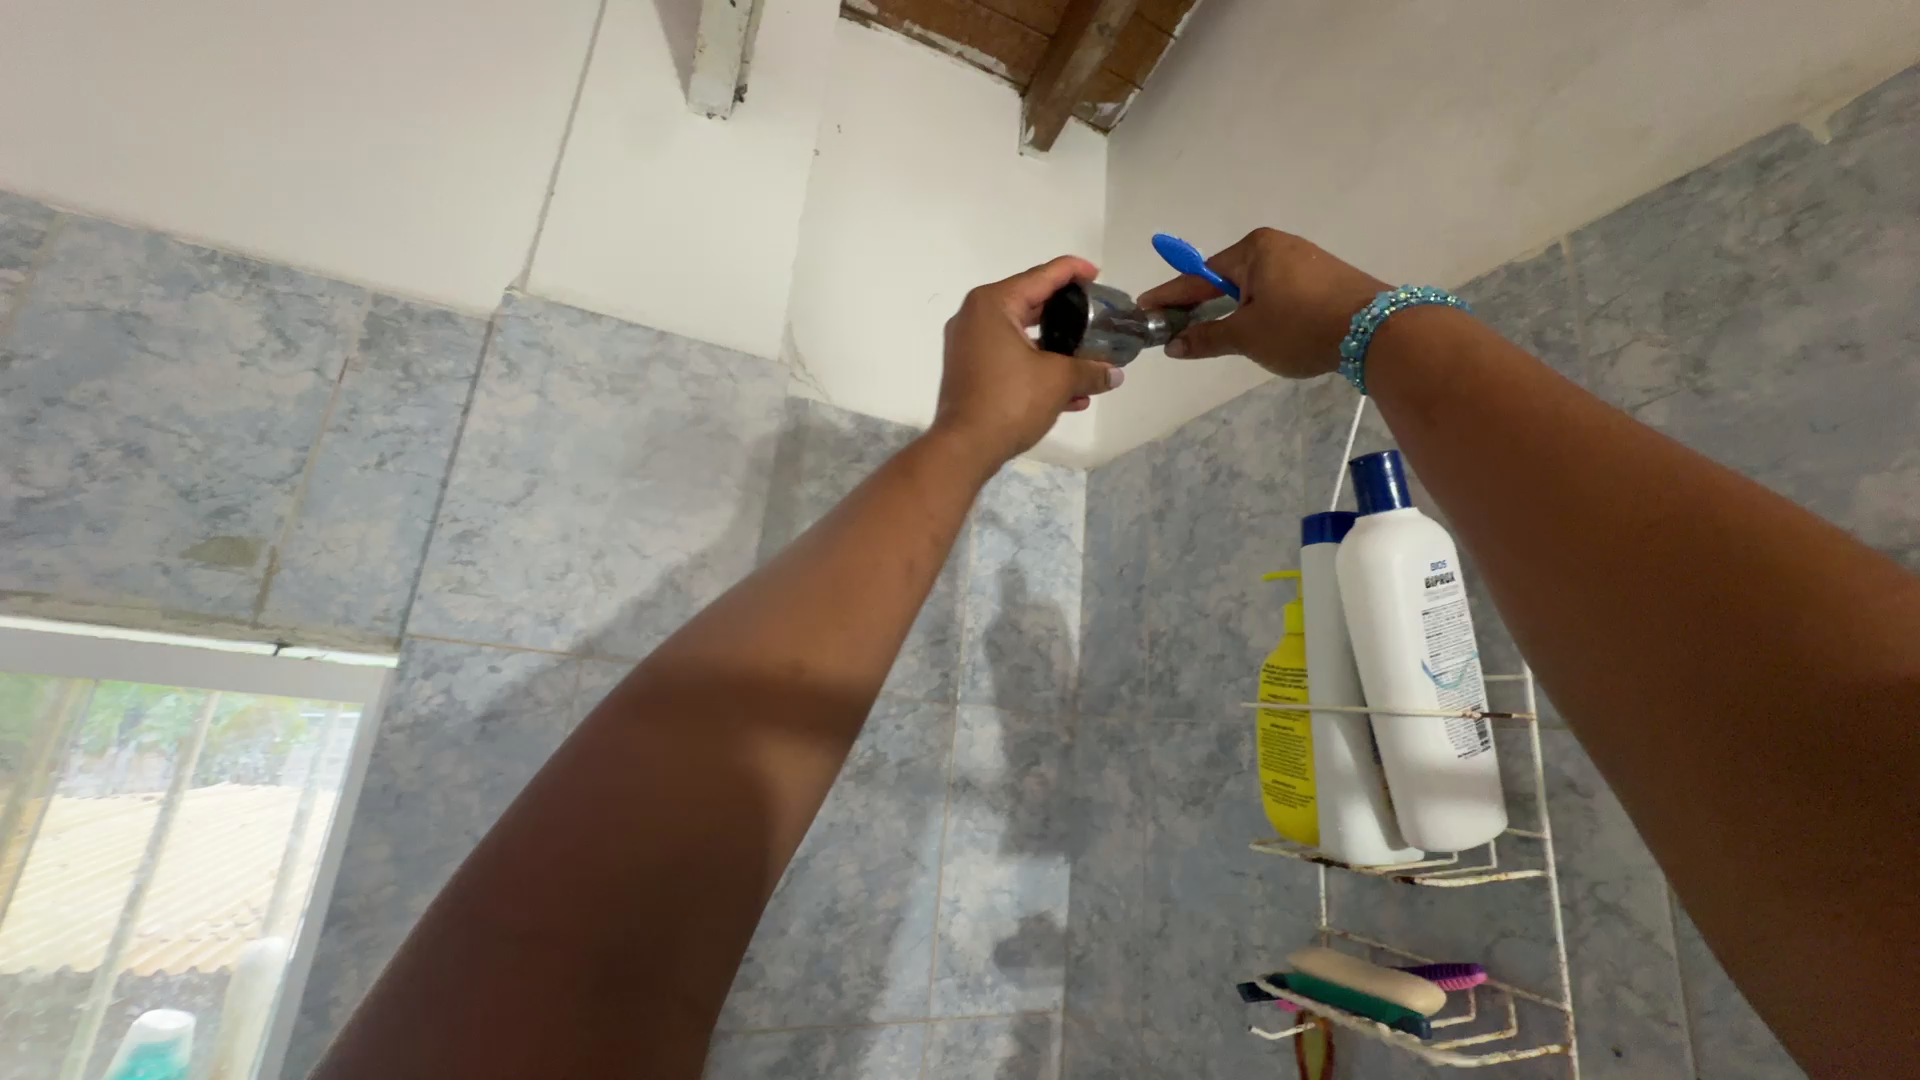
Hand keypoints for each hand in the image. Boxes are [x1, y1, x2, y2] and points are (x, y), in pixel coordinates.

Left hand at [932, 255, 1122, 464]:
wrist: (965, 448)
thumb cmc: (1009, 402)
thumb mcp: (1058, 381)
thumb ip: (1090, 370)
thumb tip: (1114, 375)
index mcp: (993, 304)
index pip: (1041, 276)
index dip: (1073, 272)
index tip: (1098, 274)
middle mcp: (975, 317)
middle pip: (1030, 305)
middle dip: (1067, 315)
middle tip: (1096, 317)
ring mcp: (968, 346)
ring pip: (1022, 337)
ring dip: (1056, 350)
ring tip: (1090, 361)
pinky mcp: (970, 372)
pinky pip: (1010, 359)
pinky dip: (1036, 369)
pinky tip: (1070, 394)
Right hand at [1137, 228, 1388, 378]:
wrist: (1377, 331)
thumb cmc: (1300, 327)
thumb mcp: (1246, 336)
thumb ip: (1205, 338)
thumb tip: (1173, 345)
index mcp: (1253, 250)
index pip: (1198, 277)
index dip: (1169, 296)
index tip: (1144, 308)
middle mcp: (1276, 246)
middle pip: (1224, 279)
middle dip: (1200, 305)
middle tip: (1176, 328)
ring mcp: (1303, 260)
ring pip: (1251, 288)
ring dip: (1230, 311)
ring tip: (1213, 336)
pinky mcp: (1322, 279)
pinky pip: (1274, 292)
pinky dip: (1257, 310)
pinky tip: (1254, 330)